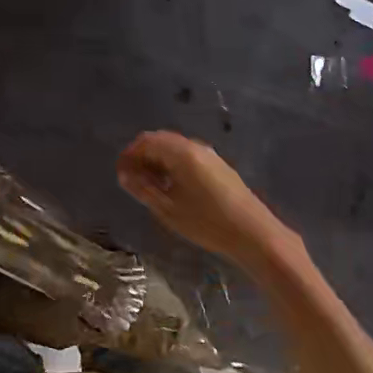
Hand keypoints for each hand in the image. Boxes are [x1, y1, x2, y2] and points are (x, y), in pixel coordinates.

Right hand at [117, 132, 297, 271]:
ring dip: (158, 161)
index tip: (119, 174)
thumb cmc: (207, 222)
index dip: (129, 155)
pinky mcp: (218, 165)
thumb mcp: (168, 209)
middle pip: (161, 141)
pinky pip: (187, 156)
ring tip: (148, 186)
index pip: (146, 141)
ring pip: (175, 148)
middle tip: (130, 180)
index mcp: (181, 152)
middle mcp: (195, 146)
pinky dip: (173, 165)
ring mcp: (209, 155)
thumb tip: (124, 174)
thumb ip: (143, 188)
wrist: (252, 232)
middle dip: (142, 156)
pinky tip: (171, 188)